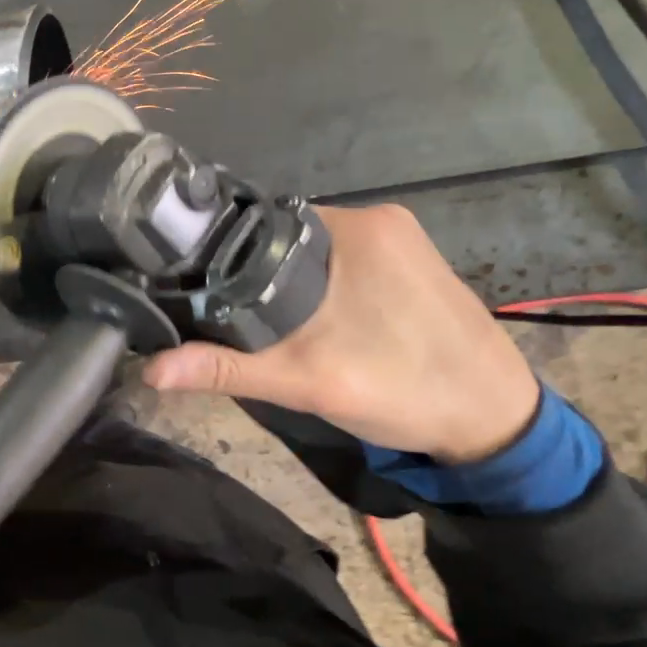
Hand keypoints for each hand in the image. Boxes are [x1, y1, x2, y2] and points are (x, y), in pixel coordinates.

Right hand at [143, 204, 539, 462]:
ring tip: (243, 323)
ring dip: (275, 286)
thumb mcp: (305, 380)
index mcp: (357, 228)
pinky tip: (294, 322)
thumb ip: (226, 369)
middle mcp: (377, 222)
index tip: (179, 287)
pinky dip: (308, 290)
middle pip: (278, 241)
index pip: (257, 227)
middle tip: (209, 317)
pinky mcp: (406, 266)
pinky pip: (334, 267)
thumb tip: (150, 369)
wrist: (496, 424)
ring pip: (305, 256)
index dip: (213, 256)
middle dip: (243, 276)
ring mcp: (396, 243)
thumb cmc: (406, 389)